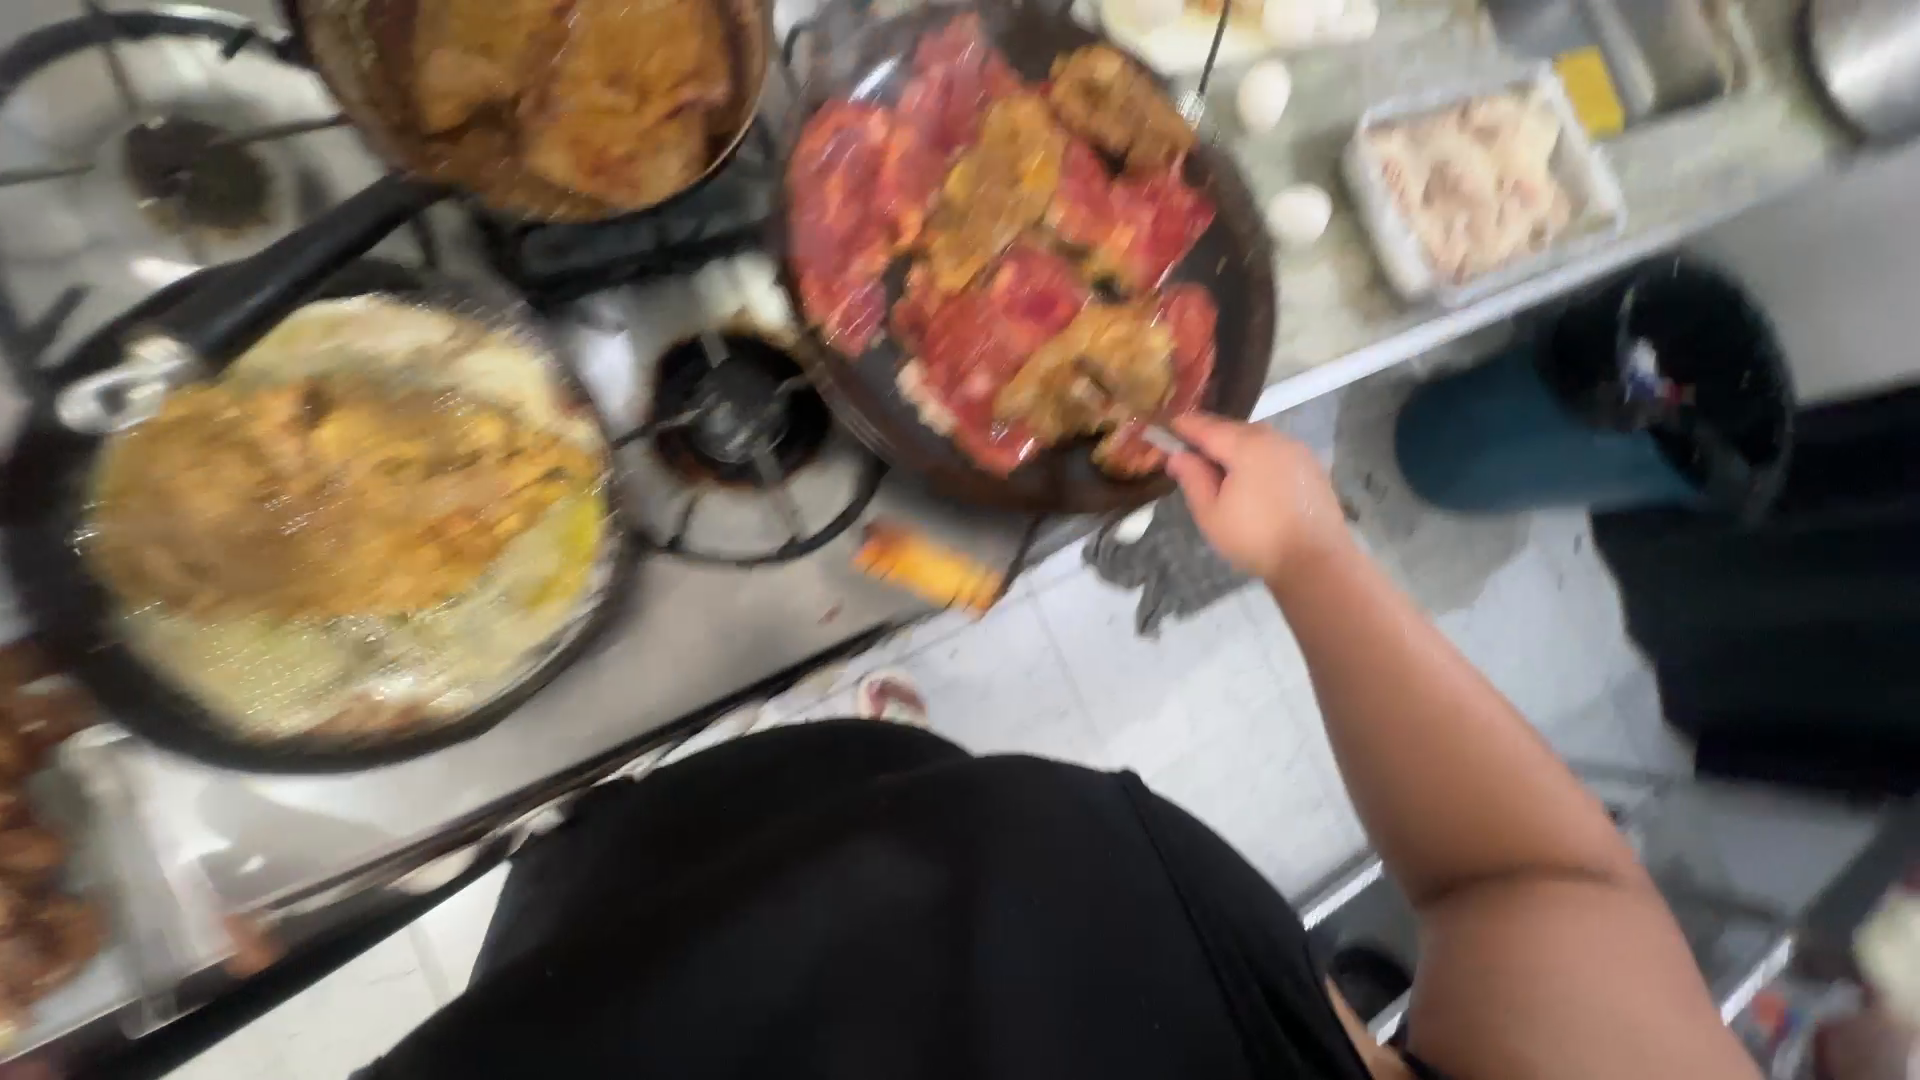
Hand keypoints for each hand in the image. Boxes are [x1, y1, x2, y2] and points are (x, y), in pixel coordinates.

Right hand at [1164, 412, 1350, 584]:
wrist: (1315, 560)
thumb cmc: (1255, 538)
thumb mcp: (1210, 513)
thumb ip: (1192, 478)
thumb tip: (1177, 455)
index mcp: (1246, 446)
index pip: (1207, 427)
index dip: (1184, 426)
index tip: (1165, 427)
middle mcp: (1274, 439)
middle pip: (1233, 428)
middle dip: (1209, 435)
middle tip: (1189, 451)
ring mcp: (1296, 450)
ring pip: (1256, 438)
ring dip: (1234, 445)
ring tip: (1218, 466)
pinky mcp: (1310, 465)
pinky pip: (1274, 450)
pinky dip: (1256, 455)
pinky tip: (1250, 477)